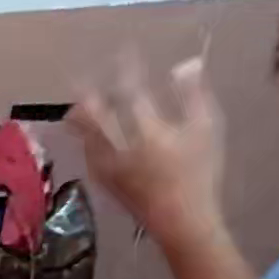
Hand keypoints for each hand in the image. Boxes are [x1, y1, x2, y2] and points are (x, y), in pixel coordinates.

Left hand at [71, 55, 225, 240]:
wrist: (179, 222)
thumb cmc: (198, 175)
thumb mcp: (204, 130)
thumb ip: (193, 95)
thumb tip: (185, 65)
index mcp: (147, 133)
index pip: (132, 94)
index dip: (125, 72)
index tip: (123, 55)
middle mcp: (122, 151)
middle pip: (97, 121)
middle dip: (87, 101)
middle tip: (76, 86)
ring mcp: (112, 172)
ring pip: (90, 142)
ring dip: (82, 126)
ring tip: (74, 114)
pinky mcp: (109, 188)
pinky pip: (92, 163)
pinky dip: (87, 148)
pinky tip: (87, 145)